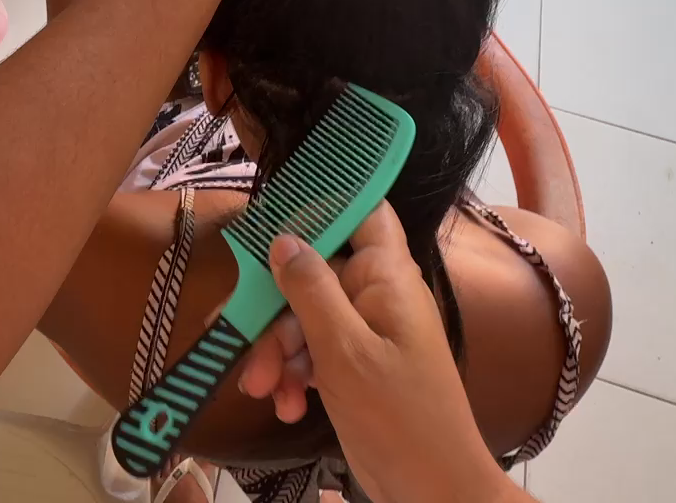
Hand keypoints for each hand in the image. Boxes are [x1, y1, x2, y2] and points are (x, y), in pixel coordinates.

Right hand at [238, 204, 524, 502]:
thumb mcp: (345, 350)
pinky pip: (313, 347)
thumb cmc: (398, 418)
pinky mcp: (354, 361)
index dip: (324, 201)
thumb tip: (282, 239)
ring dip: (277, 350)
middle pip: (313, 271)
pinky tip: (284, 403)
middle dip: (276, 308)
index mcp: (386, 274)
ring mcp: (365, 328)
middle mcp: (375, 292)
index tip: (275, 214)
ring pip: (305, 313)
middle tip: (241, 340)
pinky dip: (293, 372)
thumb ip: (310, 289)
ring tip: (262, 388)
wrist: (434, 497)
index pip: (364, 211)